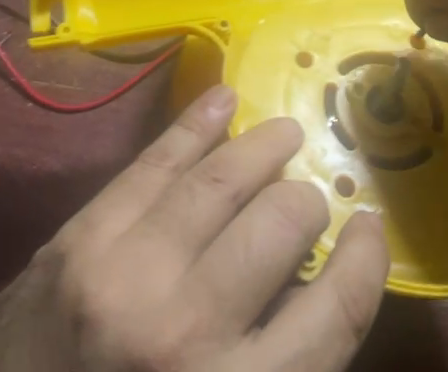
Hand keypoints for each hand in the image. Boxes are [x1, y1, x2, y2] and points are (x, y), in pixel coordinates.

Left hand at [0, 85, 389, 371]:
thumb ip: (276, 362)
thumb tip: (318, 285)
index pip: (334, 313)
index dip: (364, 262)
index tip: (367, 229)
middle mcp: (186, 331)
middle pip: (280, 227)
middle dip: (304, 202)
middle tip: (307, 197)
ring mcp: (126, 274)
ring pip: (220, 183)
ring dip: (262, 148)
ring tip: (284, 133)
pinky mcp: (80, 239)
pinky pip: (154, 165)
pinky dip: (193, 127)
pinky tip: (223, 103)